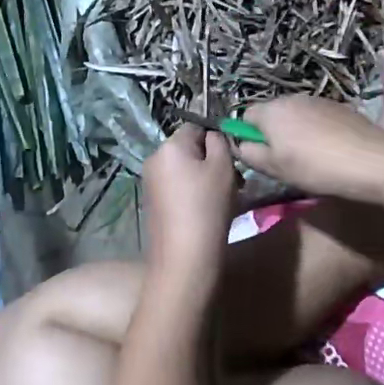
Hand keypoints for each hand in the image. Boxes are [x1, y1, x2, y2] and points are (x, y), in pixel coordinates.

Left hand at [142, 126, 236, 278]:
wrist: (185, 257)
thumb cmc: (208, 206)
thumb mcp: (223, 167)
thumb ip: (219, 142)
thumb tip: (212, 135)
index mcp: (169, 146)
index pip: (196, 127)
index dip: (216, 140)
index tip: (231, 161)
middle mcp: (154, 159)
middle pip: (189, 149)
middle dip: (211, 161)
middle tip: (234, 182)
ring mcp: (150, 182)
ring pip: (184, 169)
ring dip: (204, 178)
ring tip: (223, 200)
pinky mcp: (152, 203)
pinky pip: (176, 187)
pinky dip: (192, 193)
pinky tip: (206, 212)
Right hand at [236, 95, 383, 199]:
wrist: (370, 161)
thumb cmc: (314, 167)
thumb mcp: (274, 168)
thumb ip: (250, 154)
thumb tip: (241, 145)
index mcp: (271, 110)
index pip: (246, 115)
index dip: (250, 135)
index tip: (262, 156)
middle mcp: (293, 98)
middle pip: (273, 113)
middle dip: (275, 133)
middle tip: (285, 161)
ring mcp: (318, 100)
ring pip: (297, 115)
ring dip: (297, 132)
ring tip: (310, 159)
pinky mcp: (340, 108)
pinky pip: (318, 118)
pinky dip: (318, 131)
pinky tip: (329, 152)